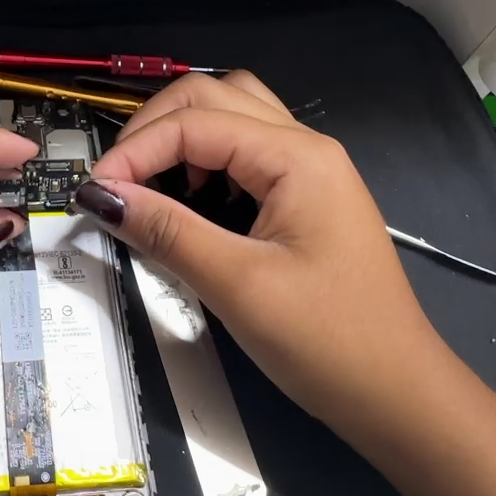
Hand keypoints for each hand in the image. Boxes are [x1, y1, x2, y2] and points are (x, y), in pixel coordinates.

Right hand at [76, 75, 495, 495]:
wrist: (401, 398)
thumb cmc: (329, 342)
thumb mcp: (238, 286)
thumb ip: (166, 231)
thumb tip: (99, 196)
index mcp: (297, 156)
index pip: (195, 123)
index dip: (135, 150)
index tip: (94, 193)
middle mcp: (304, 147)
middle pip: (213, 97)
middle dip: (154, 128)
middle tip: (118, 179)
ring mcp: (309, 170)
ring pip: (231, 116)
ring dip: (181, 137)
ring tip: (150, 183)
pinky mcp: (304, 197)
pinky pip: (244, 152)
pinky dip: (205, 161)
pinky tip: (190, 201)